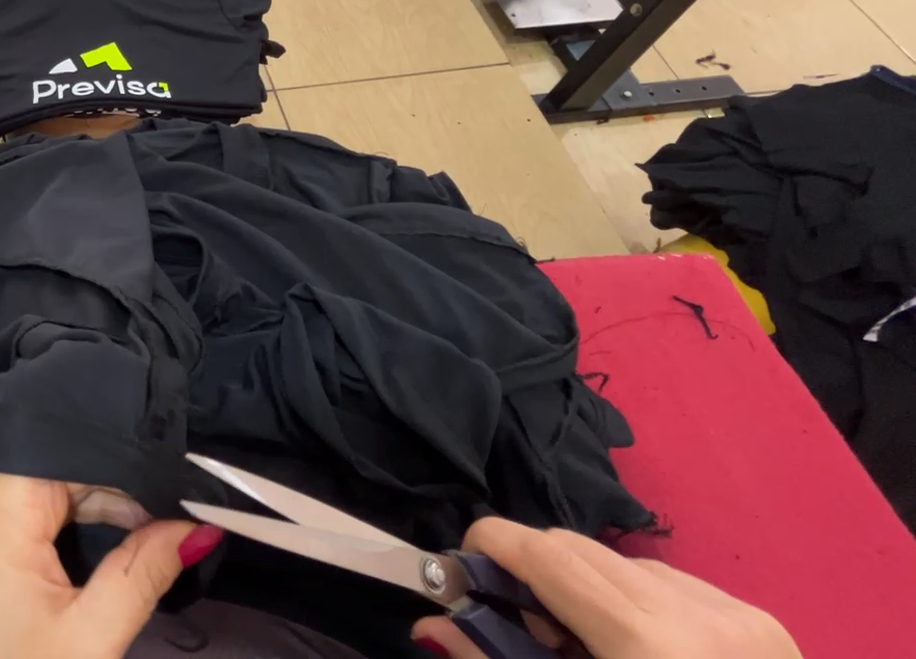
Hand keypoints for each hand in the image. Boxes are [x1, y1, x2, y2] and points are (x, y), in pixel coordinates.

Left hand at [0, 472, 223, 658]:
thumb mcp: (84, 638)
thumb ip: (144, 573)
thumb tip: (202, 524)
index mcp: (9, 486)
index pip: (92, 442)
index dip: (147, 456)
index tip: (200, 473)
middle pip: (80, 455)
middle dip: (135, 478)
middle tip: (197, 502)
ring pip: (66, 476)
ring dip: (114, 499)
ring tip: (173, 518)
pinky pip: (47, 498)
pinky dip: (85, 513)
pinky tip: (127, 532)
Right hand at [410, 519, 799, 658]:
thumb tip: (429, 623)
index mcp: (649, 648)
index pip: (540, 552)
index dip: (488, 547)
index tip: (466, 576)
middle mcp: (696, 616)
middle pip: (569, 546)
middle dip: (530, 572)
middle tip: (527, 629)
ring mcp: (739, 616)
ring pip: (613, 558)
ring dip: (581, 585)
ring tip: (591, 647)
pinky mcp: (765, 622)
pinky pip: (664, 578)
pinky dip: (633, 598)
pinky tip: (644, 650)